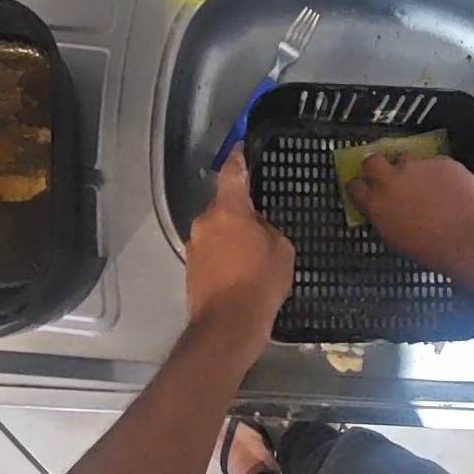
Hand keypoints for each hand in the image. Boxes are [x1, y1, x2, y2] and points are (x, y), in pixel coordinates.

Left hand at [185, 147, 294, 365]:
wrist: (228, 326)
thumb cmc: (260, 283)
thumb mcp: (281, 250)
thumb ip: (269, 230)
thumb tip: (257, 229)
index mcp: (229, 210)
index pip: (233, 173)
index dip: (239, 157)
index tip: (242, 146)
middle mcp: (205, 222)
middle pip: (224, 206)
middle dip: (241, 212)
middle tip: (263, 223)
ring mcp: (194, 246)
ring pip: (217, 230)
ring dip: (233, 236)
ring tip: (254, 254)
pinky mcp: (191, 268)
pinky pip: (212, 251)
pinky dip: (225, 255)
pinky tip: (242, 272)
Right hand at [345, 153, 473, 278]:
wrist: (468, 237)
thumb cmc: (433, 249)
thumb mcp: (398, 240)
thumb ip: (387, 219)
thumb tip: (388, 213)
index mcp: (377, 205)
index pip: (355, 187)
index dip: (359, 186)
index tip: (364, 188)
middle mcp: (392, 181)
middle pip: (372, 161)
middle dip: (376, 165)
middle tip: (385, 172)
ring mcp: (416, 167)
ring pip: (405, 156)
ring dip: (409, 165)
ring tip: (422, 180)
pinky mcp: (440, 161)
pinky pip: (434, 162)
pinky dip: (438, 172)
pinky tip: (450, 187)